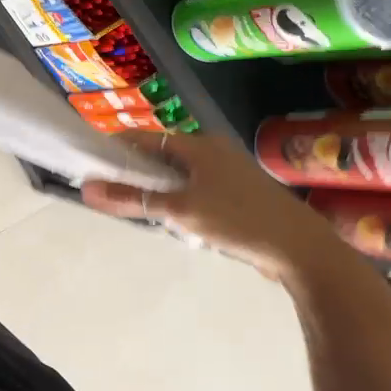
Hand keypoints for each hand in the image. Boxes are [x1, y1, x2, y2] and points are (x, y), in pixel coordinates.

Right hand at [82, 132, 355, 283]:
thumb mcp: (179, 210)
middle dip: (135, 171)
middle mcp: (214, 150)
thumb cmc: (239, 221)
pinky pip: (197, 187)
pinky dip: (180, 197)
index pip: (143, 138)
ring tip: (142, 207)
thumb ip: (132, 199)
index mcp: (199, 145)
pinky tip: (177, 218)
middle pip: (161, 155)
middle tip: (112, 190)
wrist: (306, 252)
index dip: (115, 147)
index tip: (91, 164)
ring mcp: (230, 171)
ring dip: (158, 187)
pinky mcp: (241, 193)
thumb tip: (85, 189)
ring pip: (179, 173)